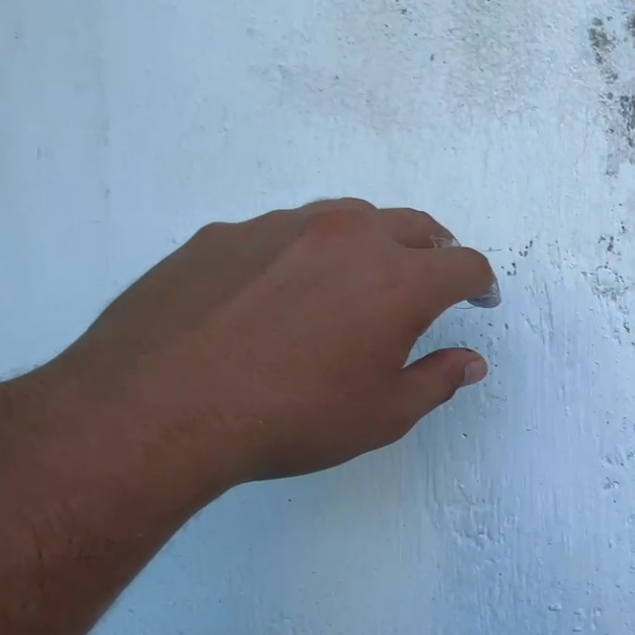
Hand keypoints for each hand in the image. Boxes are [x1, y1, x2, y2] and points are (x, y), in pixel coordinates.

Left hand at [36, 198, 497, 488]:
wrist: (152, 410)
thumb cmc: (292, 417)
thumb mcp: (385, 414)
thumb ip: (439, 380)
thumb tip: (471, 361)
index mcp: (400, 280)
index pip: (465, 265)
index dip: (482, 284)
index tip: (481, 300)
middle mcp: (348, 238)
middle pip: (415, 225)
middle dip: (436, 251)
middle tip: (433, 282)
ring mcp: (280, 228)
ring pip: (349, 218)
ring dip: (373, 243)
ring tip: (360, 282)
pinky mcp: (223, 235)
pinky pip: (285, 231)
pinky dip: (307, 252)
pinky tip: (285, 294)